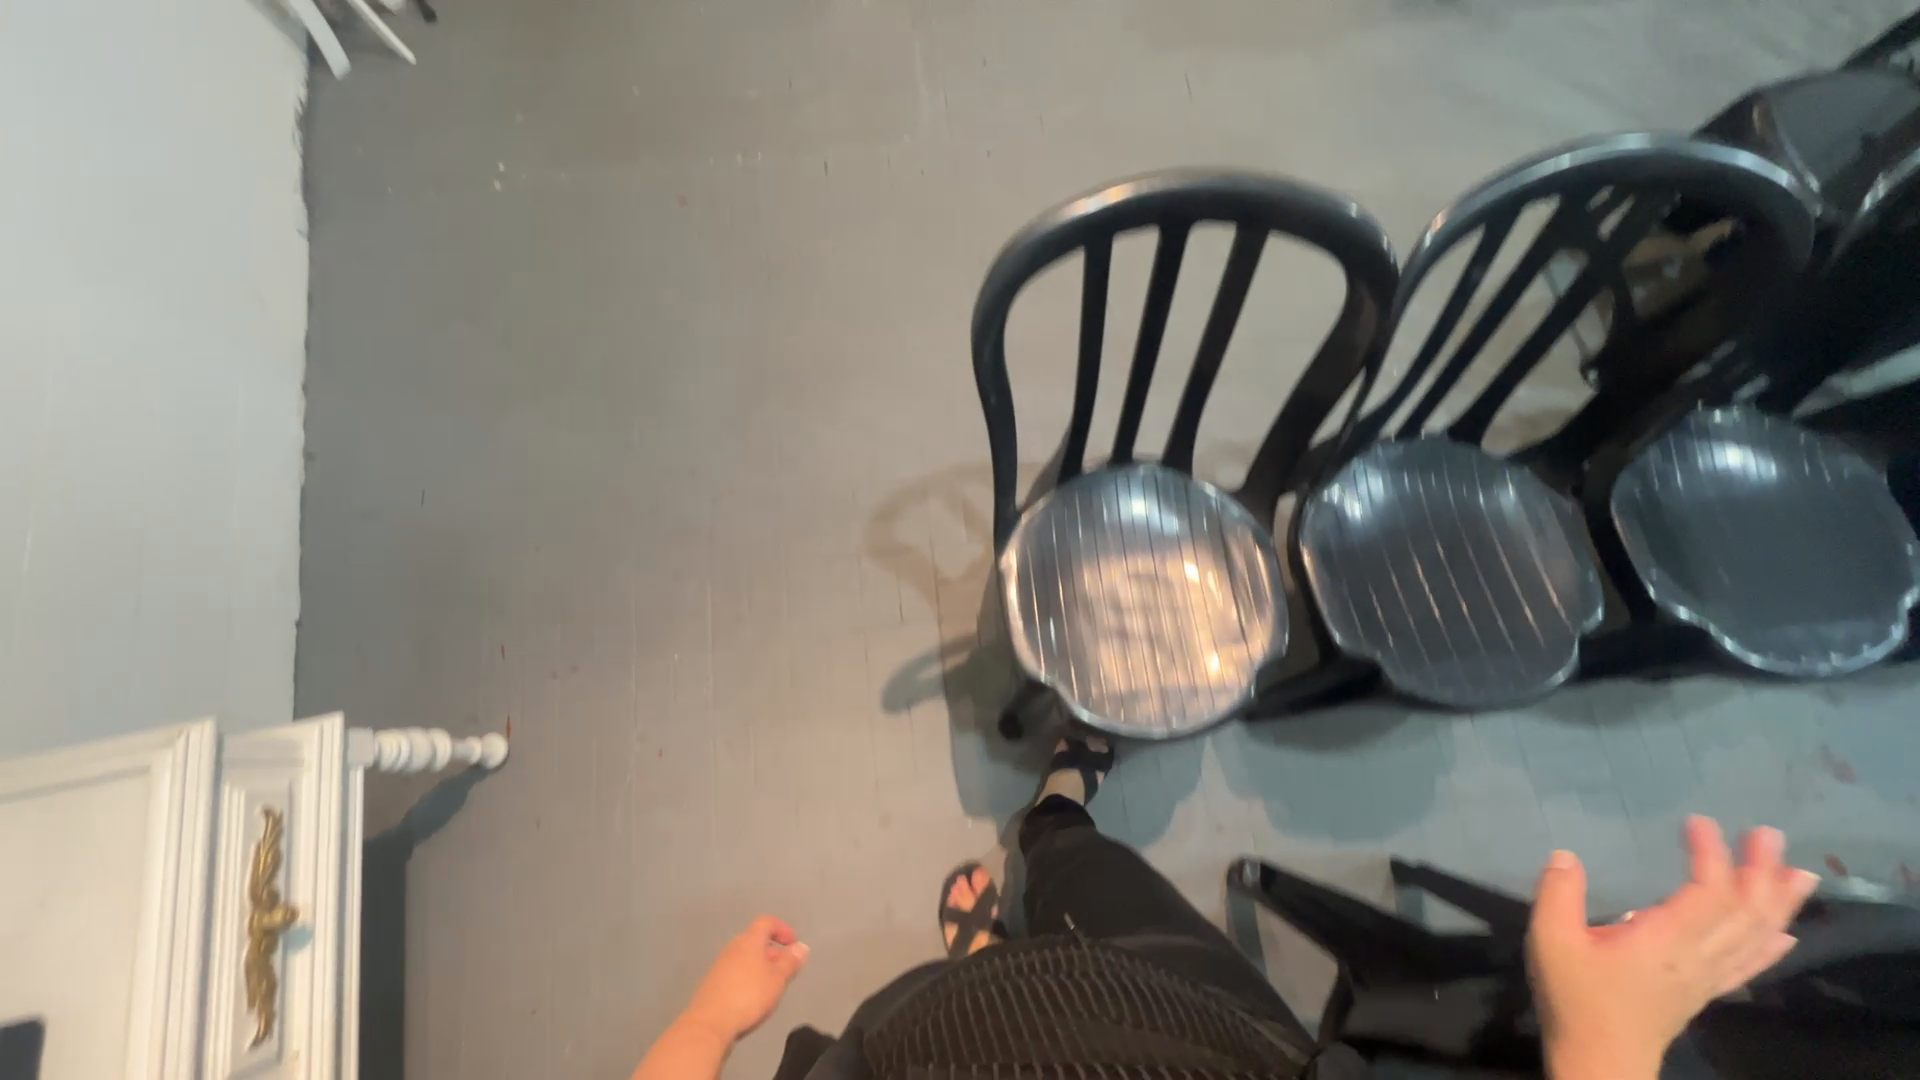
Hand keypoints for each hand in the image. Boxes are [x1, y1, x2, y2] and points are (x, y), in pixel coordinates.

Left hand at [681, 916, 810, 1041]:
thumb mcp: (777, 980)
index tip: (793, 944)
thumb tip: (801, 947)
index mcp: (749, 941)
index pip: (766, 922)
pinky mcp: (712, 985)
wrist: (708, 1025)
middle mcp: (733, 948)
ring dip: (760, 967)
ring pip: (745, 958)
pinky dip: (747, 979)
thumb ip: (790, 962)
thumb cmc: (748, 996)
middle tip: (785, 970)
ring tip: (770, 987)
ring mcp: (719, 966)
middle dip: (773, 952)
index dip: (782, 929)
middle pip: (755, 941)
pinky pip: (735, 973)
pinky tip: (751, 999)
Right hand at [1526, 816, 1819, 1079]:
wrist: (1599, 1058)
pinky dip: (1771, 945)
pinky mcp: (1702, 990)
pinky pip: (1748, 963)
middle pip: (1744, 912)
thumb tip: (1567, 854)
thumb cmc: (1573, 995)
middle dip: (1760, 872)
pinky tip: (1784, 933)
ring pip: (1755, 936)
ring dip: (1778, 903)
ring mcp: (1705, 976)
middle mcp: (1697, 956)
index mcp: (1664, 940)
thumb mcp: (1551, 938)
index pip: (1705, 892)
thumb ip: (1558, 894)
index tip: (1699, 821)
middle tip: (1771, 835)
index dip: (1710, 856)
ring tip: (1799, 874)